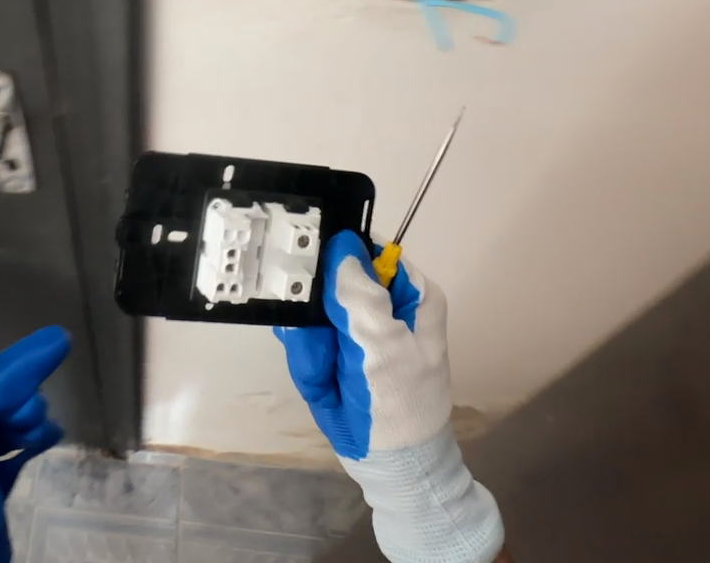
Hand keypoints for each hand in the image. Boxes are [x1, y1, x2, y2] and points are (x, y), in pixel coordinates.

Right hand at [275, 231, 503, 562]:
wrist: (391, 467)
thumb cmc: (398, 402)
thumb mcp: (382, 345)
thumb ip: (358, 294)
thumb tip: (340, 243)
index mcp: (407, 292)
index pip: (363, 249)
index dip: (335, 252)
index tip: (310, 263)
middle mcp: (378, 302)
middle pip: (328, 276)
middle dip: (316, 307)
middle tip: (322, 336)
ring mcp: (352, 325)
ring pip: (309, 307)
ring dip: (310, 339)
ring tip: (327, 371)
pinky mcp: (331, 347)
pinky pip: (303, 335)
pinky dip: (305, 357)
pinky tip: (320, 377)